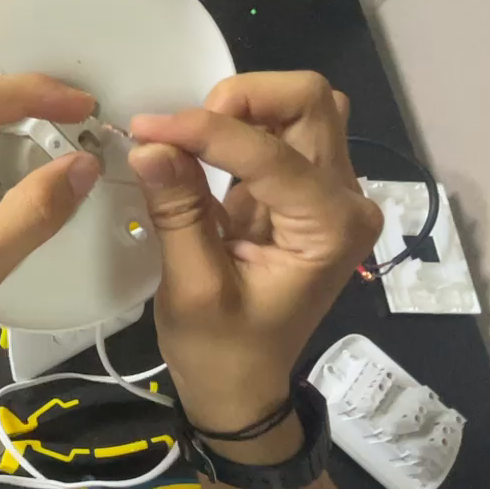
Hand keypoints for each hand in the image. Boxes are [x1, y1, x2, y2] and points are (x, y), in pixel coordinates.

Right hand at [126, 72, 381, 431]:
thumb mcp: (193, 289)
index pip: (271, 152)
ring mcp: (329, 196)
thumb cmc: (220, 351)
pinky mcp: (303, 199)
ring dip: (243, 110)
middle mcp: (345, 200)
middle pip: (311, 104)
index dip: (205, 131)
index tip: (144, 130)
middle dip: (241, 101)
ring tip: (188, 141)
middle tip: (180, 132)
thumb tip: (149, 146)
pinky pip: (281, 139)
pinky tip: (198, 153)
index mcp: (329, 228)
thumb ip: (179, 213)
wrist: (241, 387)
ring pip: (301, 112)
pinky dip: (238, 132)